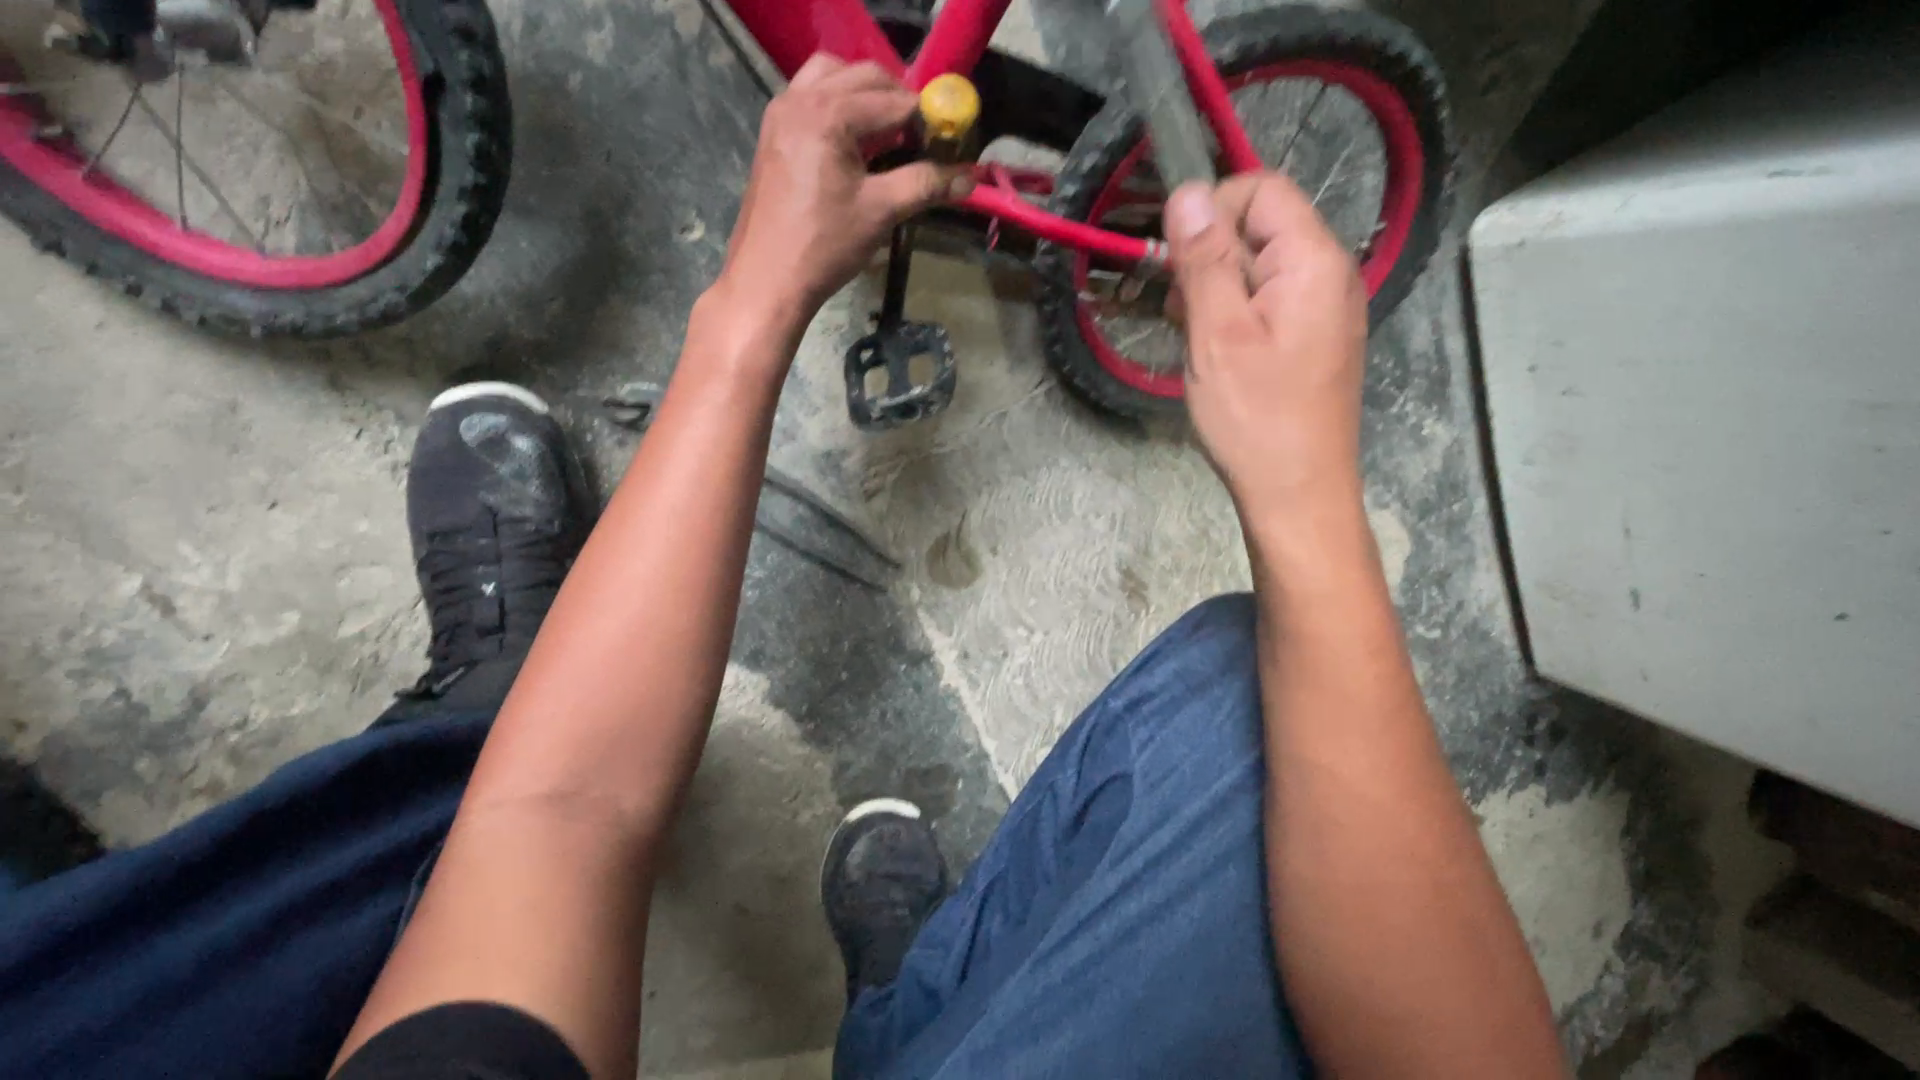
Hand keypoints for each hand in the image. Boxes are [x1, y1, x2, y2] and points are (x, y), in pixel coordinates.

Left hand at [715, 55, 971, 330]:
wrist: (767, 279)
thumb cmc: (824, 246)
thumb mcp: (881, 212)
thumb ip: (926, 185)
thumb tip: (969, 178)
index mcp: (828, 114)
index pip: (893, 100)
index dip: (925, 119)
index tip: (947, 141)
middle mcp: (801, 99)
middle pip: (863, 76)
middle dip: (897, 99)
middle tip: (922, 136)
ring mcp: (782, 113)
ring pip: (833, 76)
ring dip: (865, 93)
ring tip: (887, 132)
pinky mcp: (774, 133)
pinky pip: (811, 96)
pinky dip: (838, 104)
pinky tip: (855, 141)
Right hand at [1164, 173, 1368, 518]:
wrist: (1297, 494)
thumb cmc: (1256, 418)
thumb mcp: (1218, 335)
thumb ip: (1204, 259)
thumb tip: (1188, 191)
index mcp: (1313, 261)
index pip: (1263, 188)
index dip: (1212, 208)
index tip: (1174, 258)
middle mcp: (1329, 274)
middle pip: (1260, 227)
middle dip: (1207, 255)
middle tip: (1176, 309)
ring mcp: (1324, 309)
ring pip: (1257, 268)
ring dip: (1214, 289)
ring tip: (1192, 336)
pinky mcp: (1313, 339)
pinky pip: (1267, 302)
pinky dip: (1232, 315)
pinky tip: (1212, 352)